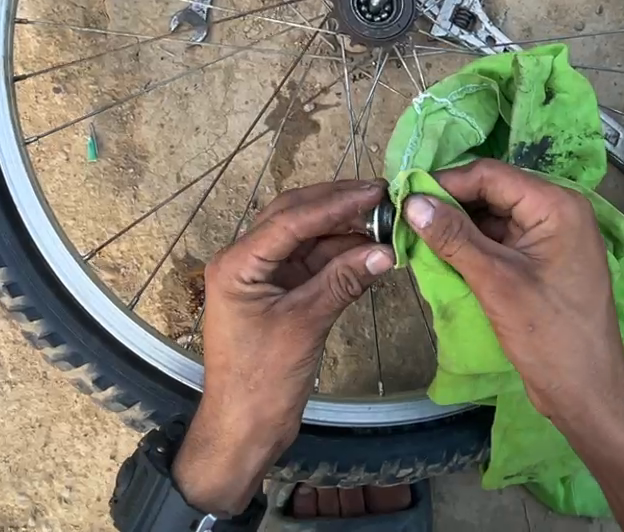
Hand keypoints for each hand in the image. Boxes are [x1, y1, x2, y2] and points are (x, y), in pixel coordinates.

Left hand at [172, 180, 394, 513]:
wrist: (242, 432)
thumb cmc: (261, 382)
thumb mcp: (304, 326)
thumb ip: (342, 282)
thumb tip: (385, 251)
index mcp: (238, 262)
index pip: (290, 220)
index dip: (334, 204)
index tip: (373, 192)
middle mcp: (247, 258)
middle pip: (296, 216)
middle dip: (338, 204)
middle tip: (381, 194)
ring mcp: (265, 273)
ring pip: (307, 236)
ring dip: (344, 228)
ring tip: (384, 219)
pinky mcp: (282, 290)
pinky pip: (314, 261)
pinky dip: (341, 254)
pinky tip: (370, 249)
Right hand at [402, 159, 623, 423]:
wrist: (588, 394)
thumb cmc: (549, 336)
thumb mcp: (496, 281)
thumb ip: (453, 237)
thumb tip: (412, 202)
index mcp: (556, 205)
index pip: (490, 174)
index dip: (446, 182)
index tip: (406, 195)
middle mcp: (557, 209)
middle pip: (492, 189)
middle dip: (450, 202)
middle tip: (407, 214)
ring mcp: (551, 234)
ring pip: (493, 212)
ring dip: (458, 222)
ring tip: (417, 231)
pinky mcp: (542, 256)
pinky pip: (501, 235)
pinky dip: (472, 241)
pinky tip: (443, 250)